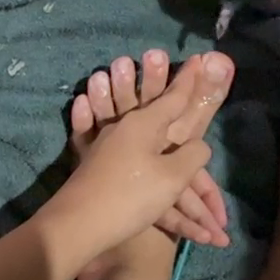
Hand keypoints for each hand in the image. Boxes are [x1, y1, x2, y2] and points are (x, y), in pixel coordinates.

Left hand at [43, 52, 233, 261]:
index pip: (175, 99)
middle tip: (158, 55)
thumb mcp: (173, 178)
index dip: (189, 82)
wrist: (79, 223)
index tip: (197, 60)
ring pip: (118, 111)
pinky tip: (81, 101)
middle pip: (147, 101)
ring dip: (120, 89)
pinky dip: (87, 112)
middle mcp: (123, 127)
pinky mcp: (87, 160)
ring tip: (119, 66)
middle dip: (157, 80)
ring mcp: (102, 142)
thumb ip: (192, 156)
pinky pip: (89, 128)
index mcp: (146, 125)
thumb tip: (199, 145)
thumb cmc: (132, 197)